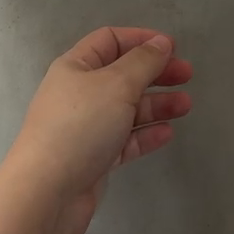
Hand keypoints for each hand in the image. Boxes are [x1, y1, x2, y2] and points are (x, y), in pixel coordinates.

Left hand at [2, 27, 194, 233]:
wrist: (47, 194)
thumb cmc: (80, 126)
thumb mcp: (117, 84)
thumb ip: (144, 62)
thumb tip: (161, 42)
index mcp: (77, 66)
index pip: (111, 40)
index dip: (141, 39)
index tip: (172, 47)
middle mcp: (80, 92)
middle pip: (123, 74)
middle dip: (155, 72)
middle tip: (186, 74)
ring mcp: (86, 127)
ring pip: (127, 108)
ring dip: (156, 104)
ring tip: (185, 105)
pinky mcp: (93, 158)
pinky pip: (124, 139)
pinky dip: (145, 134)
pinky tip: (166, 133)